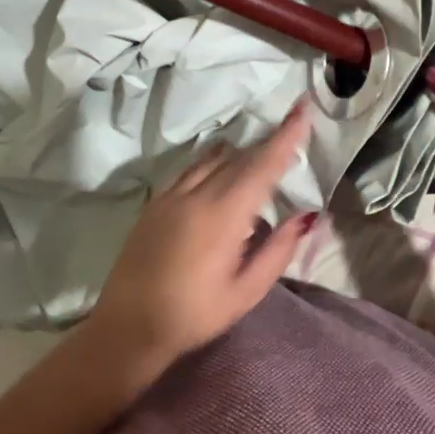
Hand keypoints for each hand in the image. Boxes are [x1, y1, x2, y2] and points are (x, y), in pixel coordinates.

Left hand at [81, 104, 317, 365]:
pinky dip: (210, 164)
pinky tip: (217, 175)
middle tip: (289, 136)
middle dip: (266, 145)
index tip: (302, 107)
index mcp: (222, 216)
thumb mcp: (245, 292)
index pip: (261, 165)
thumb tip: (306, 216)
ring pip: (210, 160)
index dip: (285, 136)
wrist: (128, 326)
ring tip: (256, 159)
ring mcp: (169, 197)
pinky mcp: (153, 205)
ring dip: (238, 154)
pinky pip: (188, 171)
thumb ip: (278, 250)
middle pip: (238, 158)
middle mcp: (195, 196)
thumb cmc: (194, 315)